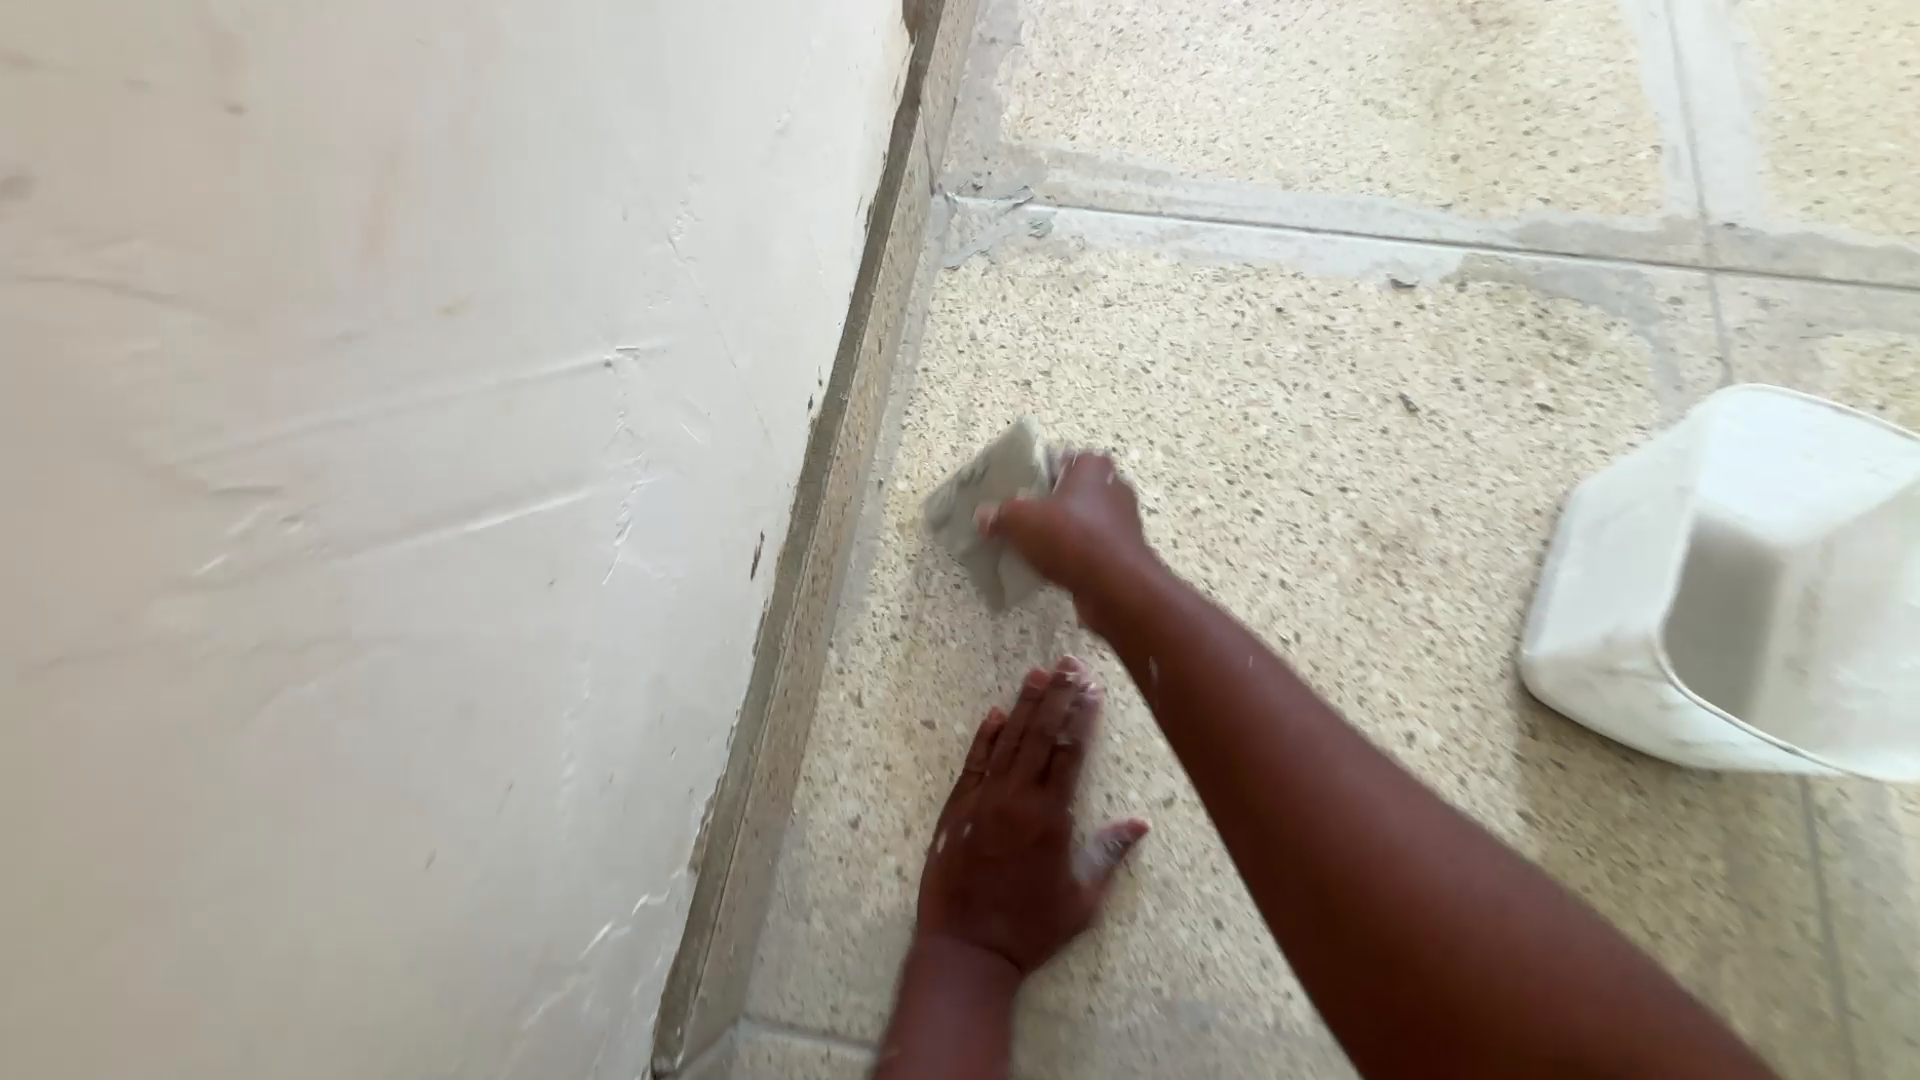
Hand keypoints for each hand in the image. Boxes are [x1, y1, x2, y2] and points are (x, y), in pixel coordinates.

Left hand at [915, 657, 1148, 976]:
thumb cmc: (1029, 929)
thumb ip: (1107, 855)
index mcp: (1051, 817)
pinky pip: (973, 762)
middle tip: (1069, 663)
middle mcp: (1017, 798)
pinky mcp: (957, 807)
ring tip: (1039, 673)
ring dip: (1024, 705)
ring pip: (1007, 741)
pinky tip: (996, 713)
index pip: (1071, 752)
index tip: (1093, 688)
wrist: (966, 947)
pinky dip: (985, 736)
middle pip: (1040, 735)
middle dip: (1058, 696)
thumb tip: (1139, 822)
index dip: (1082, 717)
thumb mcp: (1081, 900)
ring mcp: (983, 799)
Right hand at [977, 450, 1157, 637]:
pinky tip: (1052, 569)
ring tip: (1032, 547)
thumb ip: (1001, 514)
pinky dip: (1074, 556)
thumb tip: (984, 517)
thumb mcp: (1020, 520)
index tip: (1018, 490)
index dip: (1038, 472)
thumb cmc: (1070, 537)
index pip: (1061, 458)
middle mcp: (1114, 486)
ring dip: (1062, 533)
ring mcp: (1123, 521)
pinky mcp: (1124, 552)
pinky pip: (1091, 548)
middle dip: (1049, 505)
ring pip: (1082, 521)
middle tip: (1021, 519)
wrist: (1115, 586)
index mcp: (1093, 467)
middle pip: (1071, 491)